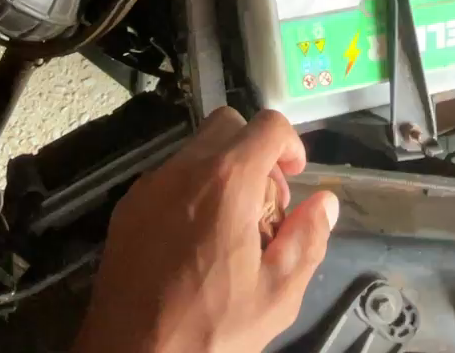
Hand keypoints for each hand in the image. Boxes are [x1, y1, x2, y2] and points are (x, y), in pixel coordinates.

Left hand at [72, 108, 339, 352]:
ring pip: (196, 148)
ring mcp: (151, 182)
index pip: (268, 125)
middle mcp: (186, 167)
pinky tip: (193, 238)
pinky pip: (168, 175)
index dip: (291, 143)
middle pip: (229, 125)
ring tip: (229, 225)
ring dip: (222, 169)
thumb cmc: (209, 330)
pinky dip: (190, 188)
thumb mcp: (275, 296)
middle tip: (263, 202)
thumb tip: (325, 202)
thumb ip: (306, 241)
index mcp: (227, 181)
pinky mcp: (129, 202)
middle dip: (255, 150)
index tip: (295, 177)